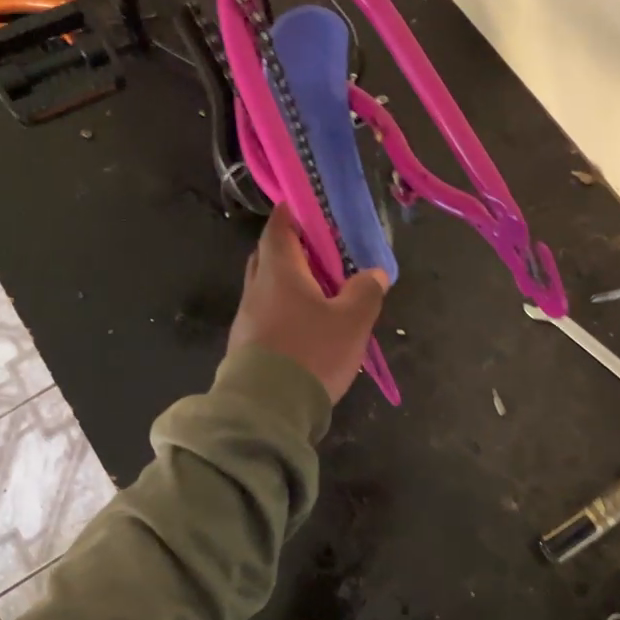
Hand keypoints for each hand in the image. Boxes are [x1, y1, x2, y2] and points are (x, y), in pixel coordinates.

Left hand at [228, 208, 388, 403]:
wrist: (266, 409)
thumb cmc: (311, 354)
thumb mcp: (352, 322)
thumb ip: (365, 292)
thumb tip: (374, 274)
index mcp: (279, 271)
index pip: (279, 227)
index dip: (293, 214)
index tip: (311, 210)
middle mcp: (256, 288)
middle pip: (270, 256)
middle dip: (294, 250)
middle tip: (324, 256)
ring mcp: (245, 319)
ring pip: (267, 289)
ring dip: (290, 286)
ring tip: (321, 297)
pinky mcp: (244, 347)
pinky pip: (265, 317)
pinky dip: (283, 313)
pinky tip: (305, 330)